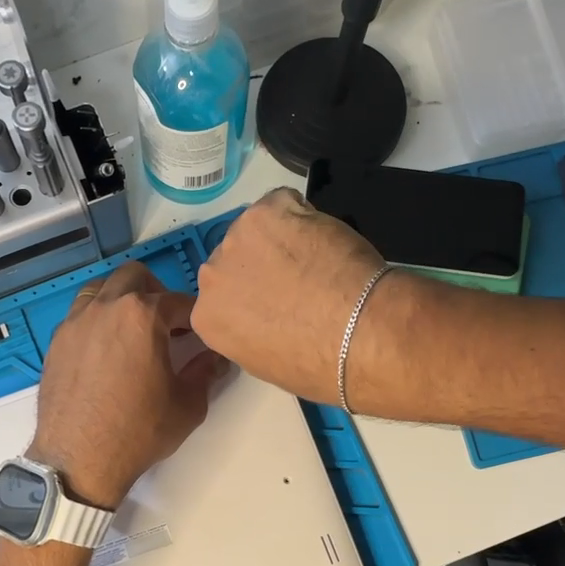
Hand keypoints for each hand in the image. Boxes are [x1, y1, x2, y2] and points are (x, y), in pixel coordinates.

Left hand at [28, 262, 226, 508]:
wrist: (79, 460)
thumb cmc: (137, 433)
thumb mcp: (187, 405)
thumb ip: (205, 373)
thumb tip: (217, 359)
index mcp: (142, 315)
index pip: (179, 301)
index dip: (196, 316)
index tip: (201, 333)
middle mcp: (106, 307)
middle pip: (136, 277)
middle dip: (157, 293)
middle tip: (168, 324)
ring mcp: (76, 322)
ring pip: (102, 287)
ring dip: (123, 298)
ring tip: (134, 329)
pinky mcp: (57, 341)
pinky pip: (80, 313)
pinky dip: (98, 318)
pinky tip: (106, 348)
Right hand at [192, 188, 388, 404]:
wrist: (356, 332)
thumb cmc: (318, 363)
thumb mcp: (265, 362)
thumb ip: (248, 331)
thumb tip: (262, 316)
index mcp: (208, 318)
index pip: (221, 297)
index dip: (251, 295)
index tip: (273, 300)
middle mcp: (212, 275)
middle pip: (234, 259)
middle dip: (260, 266)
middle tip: (297, 282)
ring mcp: (238, 237)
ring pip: (258, 229)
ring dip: (281, 239)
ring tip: (315, 262)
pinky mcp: (269, 210)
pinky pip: (285, 203)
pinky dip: (303, 215)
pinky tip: (323, 241)